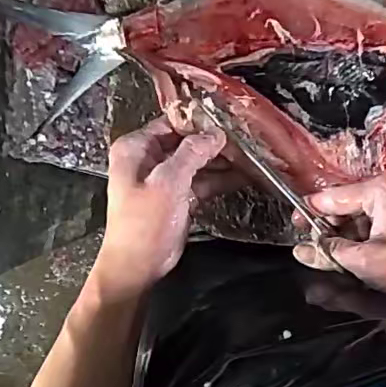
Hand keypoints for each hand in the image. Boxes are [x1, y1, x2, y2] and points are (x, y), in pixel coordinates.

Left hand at [90, 118, 228, 301]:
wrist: (137, 265)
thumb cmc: (143, 224)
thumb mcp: (167, 182)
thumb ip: (191, 154)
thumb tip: (214, 134)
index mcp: (136, 149)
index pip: (171, 124)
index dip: (198, 123)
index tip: (226, 121)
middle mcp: (148, 160)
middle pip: (187, 143)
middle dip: (215, 144)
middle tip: (244, 140)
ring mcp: (163, 181)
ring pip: (197, 164)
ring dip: (221, 162)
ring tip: (249, 157)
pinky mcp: (177, 199)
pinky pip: (201, 183)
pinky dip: (219, 180)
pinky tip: (242, 176)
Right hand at [292, 166, 385, 306]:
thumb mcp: (367, 262)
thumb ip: (329, 252)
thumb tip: (300, 250)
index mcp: (385, 185)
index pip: (335, 196)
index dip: (311, 214)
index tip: (294, 227)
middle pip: (351, 201)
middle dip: (333, 226)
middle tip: (317, 248)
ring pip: (367, 210)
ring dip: (352, 232)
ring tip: (341, 256)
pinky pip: (384, 214)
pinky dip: (371, 231)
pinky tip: (364, 251)